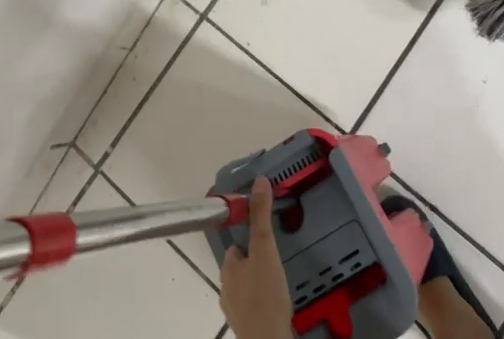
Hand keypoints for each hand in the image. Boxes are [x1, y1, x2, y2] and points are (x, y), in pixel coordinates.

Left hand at [219, 176, 293, 338]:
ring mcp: (234, 310)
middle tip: (277, 264)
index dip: (249, 243)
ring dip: (258, 283)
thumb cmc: (265, 293)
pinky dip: (262, 302)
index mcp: (228, 267)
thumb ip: (261, 217)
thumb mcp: (265, 249)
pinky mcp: (245, 327)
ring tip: (278, 283)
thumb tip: (259, 180)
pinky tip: (275, 304)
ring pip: (245, 288)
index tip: (265, 245)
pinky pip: (252, 307)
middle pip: (240, 268)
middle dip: (255, 264)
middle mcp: (226, 288)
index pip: (234, 248)